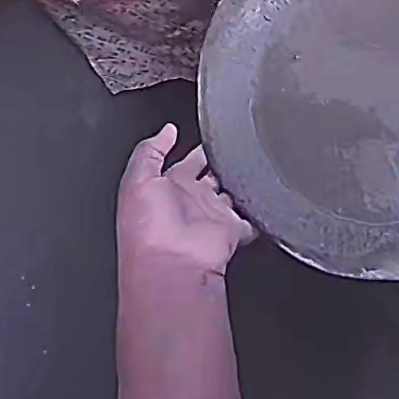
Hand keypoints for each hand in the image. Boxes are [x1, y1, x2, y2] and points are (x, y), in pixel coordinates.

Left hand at [117, 124, 255, 277]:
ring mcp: (211, 217)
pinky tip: (261, 202)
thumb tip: (166, 131)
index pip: (185, 162)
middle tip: (231, 150)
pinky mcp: (230, 231)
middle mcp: (189, 202)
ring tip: (249, 168)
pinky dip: (256, 214)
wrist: (170, 267)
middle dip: (220, 165)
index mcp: (166, 189)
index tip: (207, 136)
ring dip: (237, 184)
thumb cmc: (147, 230)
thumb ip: (150, 151)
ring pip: (229, 195)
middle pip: (210, 177)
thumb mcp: (137, 179)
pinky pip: (248, 221)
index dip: (195, 150)